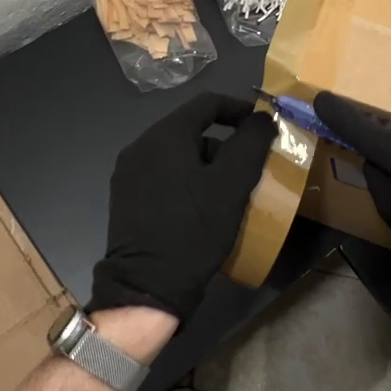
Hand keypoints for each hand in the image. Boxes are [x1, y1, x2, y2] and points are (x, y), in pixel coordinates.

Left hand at [91, 93, 276, 323]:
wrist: (147, 287)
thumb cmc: (193, 229)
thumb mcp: (232, 184)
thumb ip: (251, 142)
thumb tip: (264, 117)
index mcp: (163, 136)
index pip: (207, 103)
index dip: (240, 109)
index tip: (264, 127)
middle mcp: (140, 147)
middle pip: (192, 131)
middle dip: (225, 145)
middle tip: (251, 169)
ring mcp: (128, 174)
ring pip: (178, 156)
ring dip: (207, 166)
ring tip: (230, 193)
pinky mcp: (126, 200)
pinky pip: (164, 177)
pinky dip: (188, 183)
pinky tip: (203, 208)